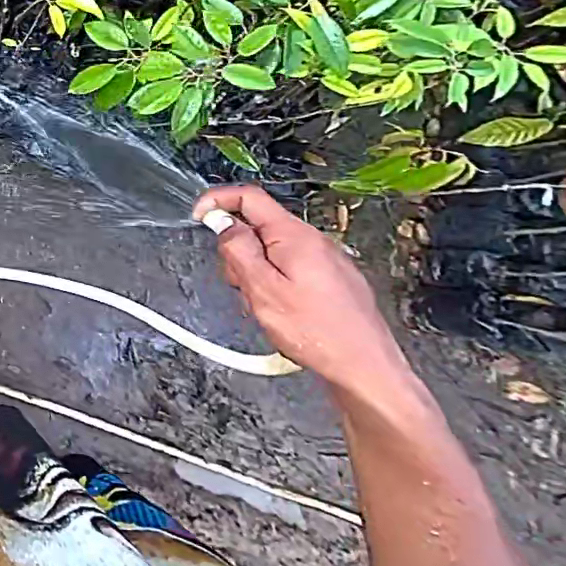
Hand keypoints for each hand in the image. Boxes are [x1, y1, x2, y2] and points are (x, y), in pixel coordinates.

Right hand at [193, 184, 414, 400]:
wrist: (366, 368)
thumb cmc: (316, 333)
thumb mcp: (262, 289)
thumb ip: (237, 250)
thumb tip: (222, 222)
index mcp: (293, 236)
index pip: (249, 196)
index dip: (217, 200)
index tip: (198, 217)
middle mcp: (312, 240)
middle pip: (257, 225)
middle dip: (236, 248)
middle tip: (240, 282)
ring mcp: (324, 258)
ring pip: (270, 248)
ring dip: (255, 269)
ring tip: (264, 302)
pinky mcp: (330, 276)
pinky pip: (288, 265)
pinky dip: (273, 279)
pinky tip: (281, 308)